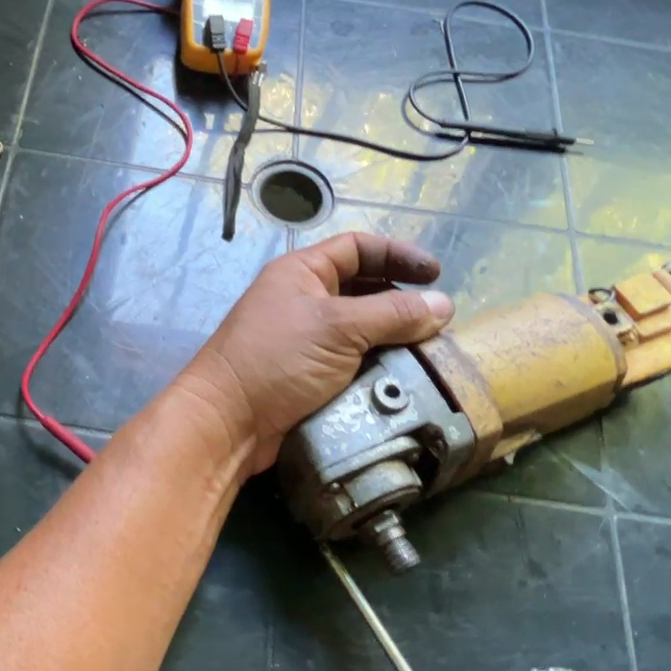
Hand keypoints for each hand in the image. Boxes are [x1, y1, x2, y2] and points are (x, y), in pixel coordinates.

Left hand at [172, 232, 453, 474]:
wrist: (228, 422)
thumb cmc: (277, 360)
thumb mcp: (338, 328)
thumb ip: (392, 314)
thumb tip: (443, 305)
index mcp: (301, 273)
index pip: (357, 248)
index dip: (398, 255)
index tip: (435, 275)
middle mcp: (301, 301)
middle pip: (362, 291)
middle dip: (399, 303)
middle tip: (436, 323)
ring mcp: (303, 342)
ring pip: (359, 333)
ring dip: (391, 342)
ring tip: (428, 355)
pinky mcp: (306, 379)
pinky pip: (350, 366)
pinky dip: (375, 370)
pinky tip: (400, 382)